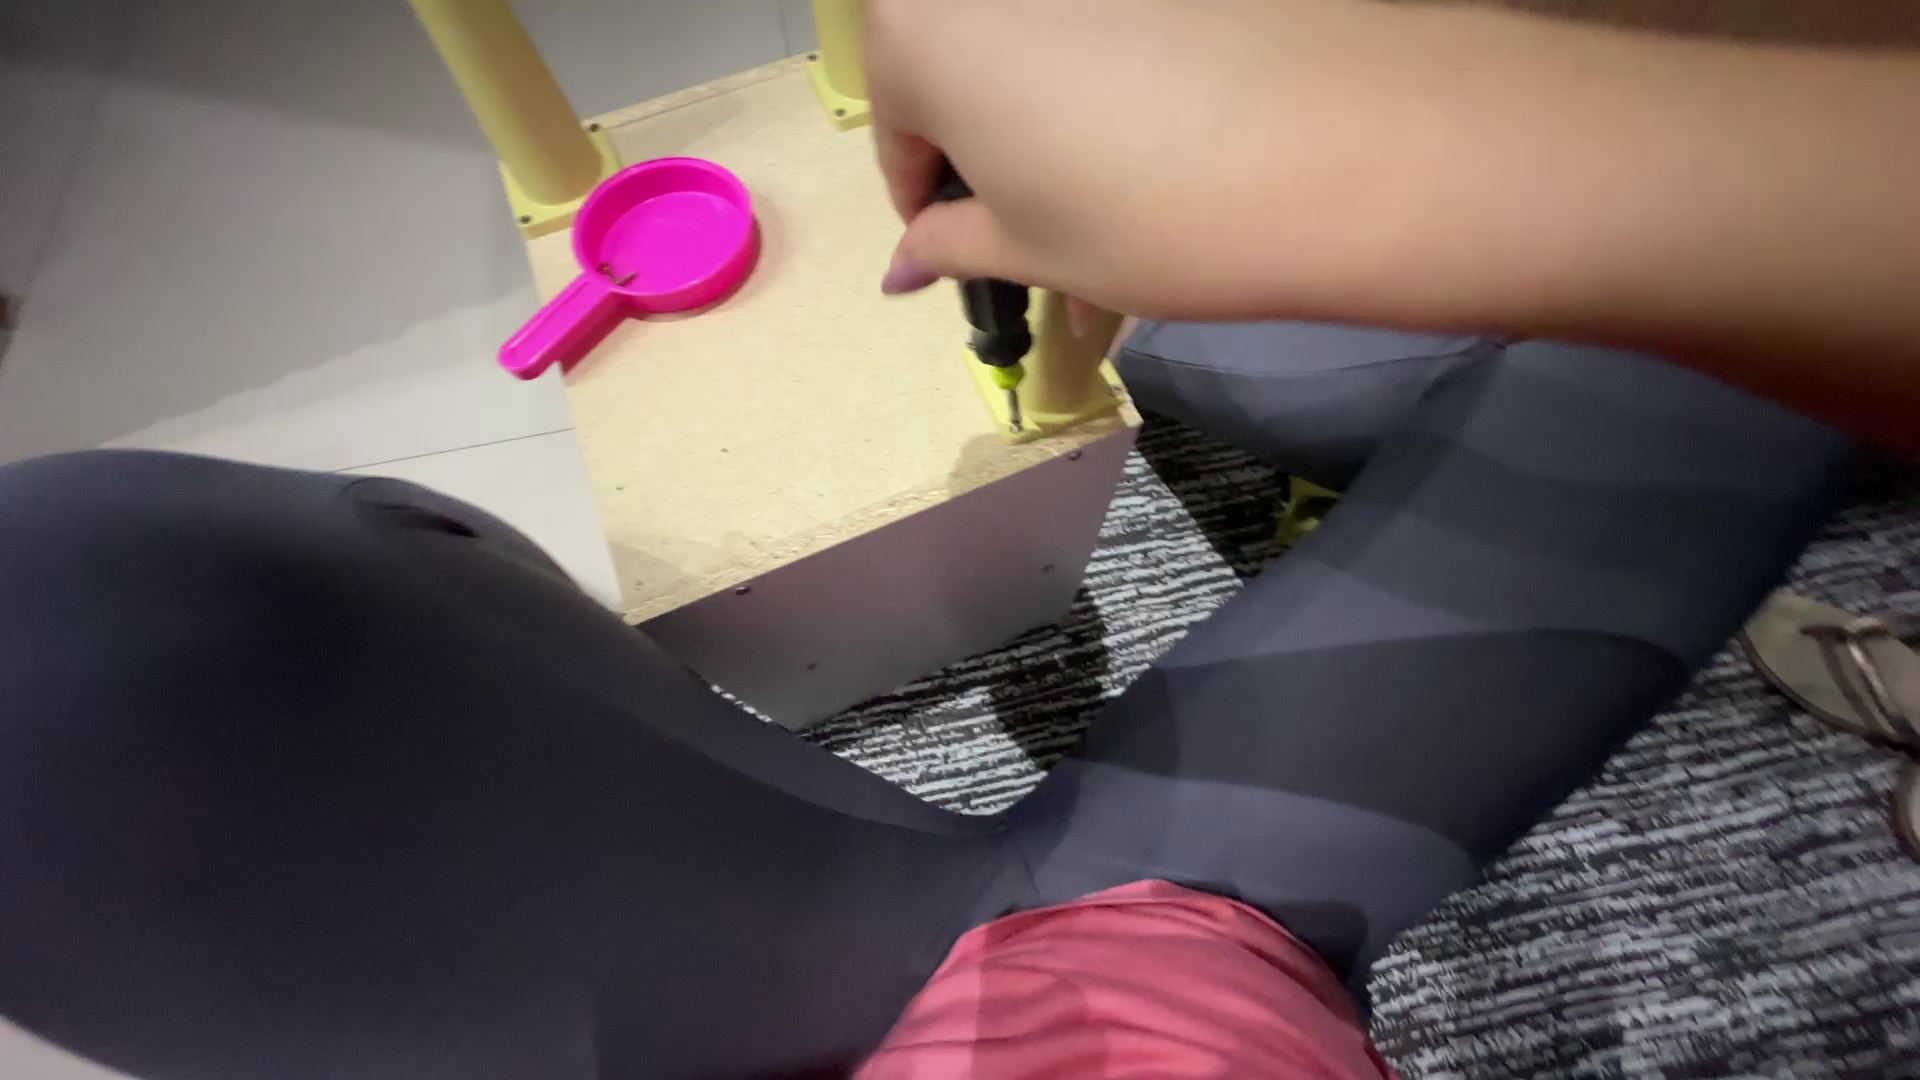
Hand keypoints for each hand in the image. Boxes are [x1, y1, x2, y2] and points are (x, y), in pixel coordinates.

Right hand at [866, 0, 1406, 319]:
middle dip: (984, 158)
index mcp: (921, 31)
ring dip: (1045, 126)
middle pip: (959, 77)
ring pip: (1032, 51)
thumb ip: (946, 247)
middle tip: (1032, 223)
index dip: (922, 201)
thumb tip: (897, 270)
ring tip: (1100, 199)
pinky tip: (1147, 136)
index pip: (894, 130)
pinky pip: (1098, 26)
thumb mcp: (1026, 250)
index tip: (955, 245)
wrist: (1332, 150)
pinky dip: (1102, 81)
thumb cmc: (1136, 219)